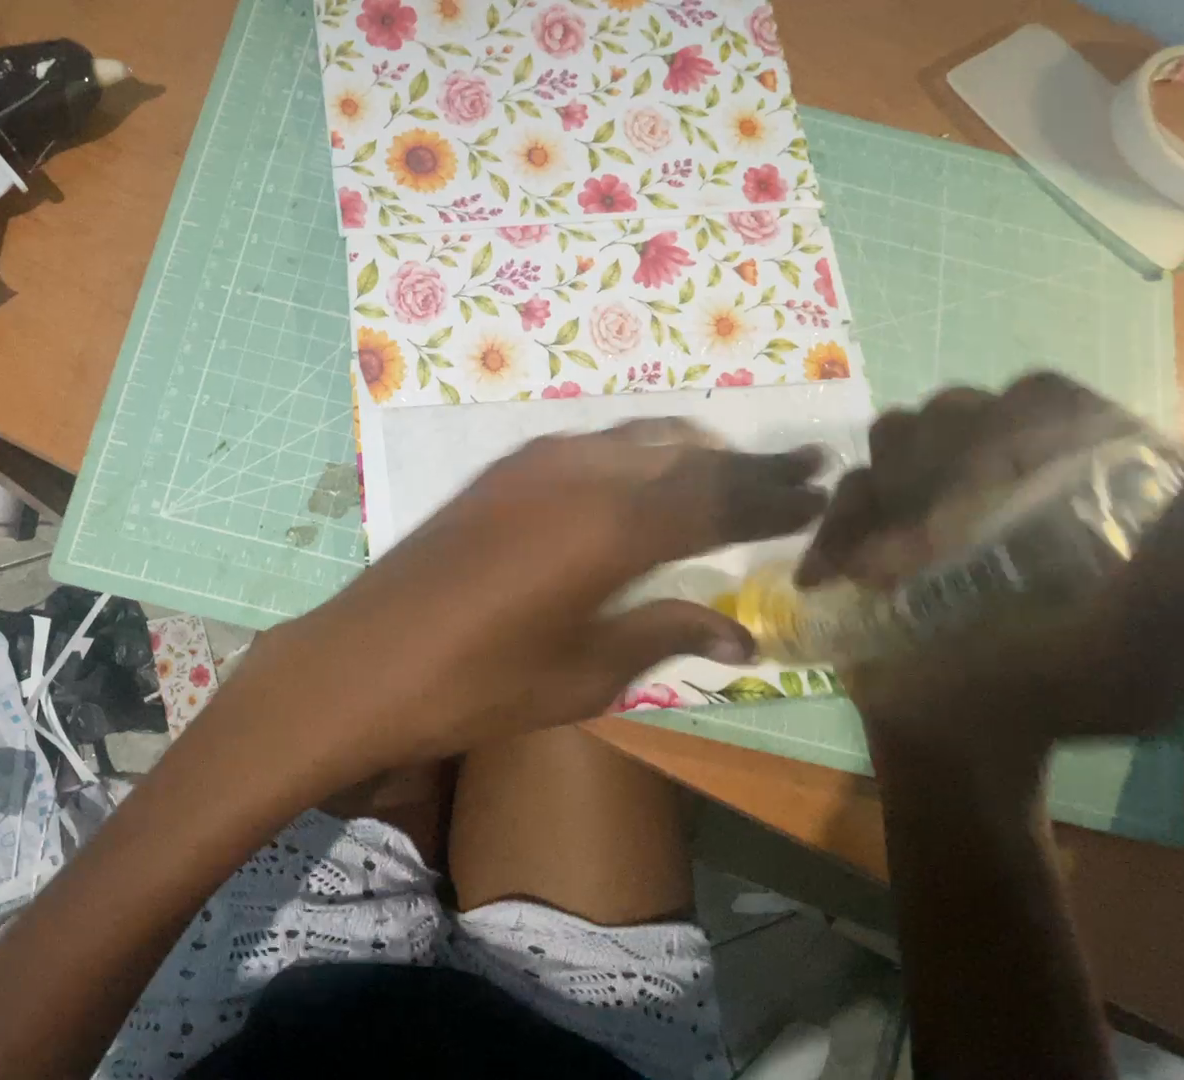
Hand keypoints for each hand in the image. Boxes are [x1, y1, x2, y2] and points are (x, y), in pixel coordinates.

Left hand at [208, 418, 827, 791]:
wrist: (361, 662)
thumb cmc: (473, 686)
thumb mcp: (580, 675)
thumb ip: (662, 637)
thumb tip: (741, 636)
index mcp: (610, 529)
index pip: (717, 498)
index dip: (775, 495)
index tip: (823, 490)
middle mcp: (576, 478)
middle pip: (681, 456)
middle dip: (743, 464)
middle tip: (798, 467)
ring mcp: (528, 469)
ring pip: (629, 440)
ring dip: (684, 450)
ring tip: (726, 466)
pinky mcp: (493, 477)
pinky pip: (582, 446)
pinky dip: (626, 452)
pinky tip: (636, 473)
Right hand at [808, 374, 1183, 755]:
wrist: (948, 738)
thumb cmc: (1053, 699)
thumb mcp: (1151, 644)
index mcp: (1087, 485)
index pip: (1047, 398)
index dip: (1011, 424)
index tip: (992, 487)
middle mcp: (1008, 477)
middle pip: (956, 408)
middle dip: (931, 465)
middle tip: (927, 539)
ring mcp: (934, 499)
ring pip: (892, 436)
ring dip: (881, 495)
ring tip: (883, 563)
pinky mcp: (871, 526)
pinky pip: (842, 491)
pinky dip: (834, 533)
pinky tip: (837, 580)